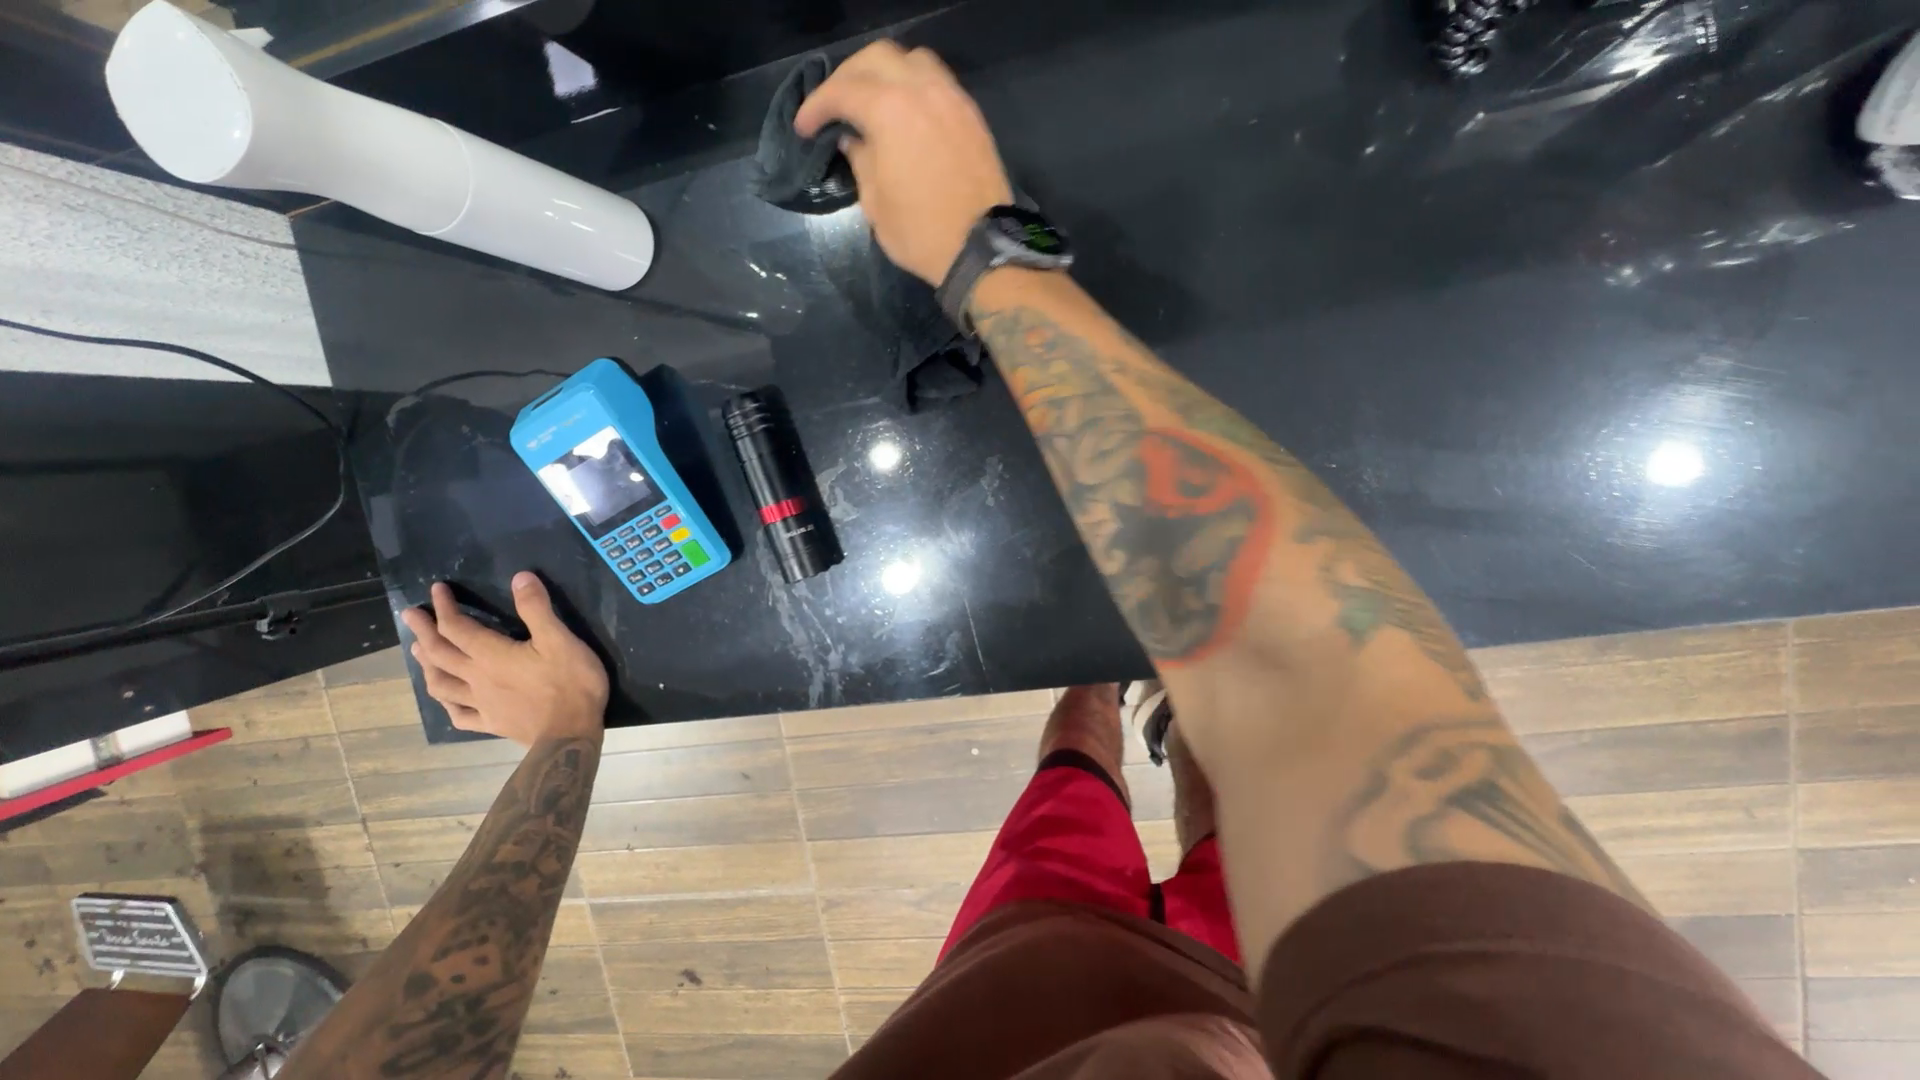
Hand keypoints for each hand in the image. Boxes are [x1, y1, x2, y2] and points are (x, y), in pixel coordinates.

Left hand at [400, 573, 608, 745]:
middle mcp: (477, 678)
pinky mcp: (491, 724)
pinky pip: (460, 715)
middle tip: (411, 615)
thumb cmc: (570, 684)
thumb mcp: (560, 640)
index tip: (436, 589)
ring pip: (442, 684)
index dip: (444, 607)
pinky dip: (448, 705)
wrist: (570, 734)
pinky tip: (448, 701)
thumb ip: (537, 609)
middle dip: (424, 631)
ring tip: (419, 653)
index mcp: (491, 655)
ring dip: (427, 665)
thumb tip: (519, 577)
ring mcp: (481, 704)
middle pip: (440, 653)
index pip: (457, 627)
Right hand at [795, 41, 1012, 285]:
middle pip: (876, 59)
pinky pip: (937, 81)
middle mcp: (922, 90)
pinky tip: (903, 110)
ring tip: (870, 99)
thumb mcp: (875, 202)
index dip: (816, 106)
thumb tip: (852, 140)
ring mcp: (951, 98)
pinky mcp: (970, 115)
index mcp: (890, 110)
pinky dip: (913, 85)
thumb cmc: (920, 232)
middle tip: (834, 105)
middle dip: (847, 77)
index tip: (804, 128)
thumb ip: (860, 160)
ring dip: (884, 72)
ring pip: (911, 60)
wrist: (980, 249)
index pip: (842, 91)